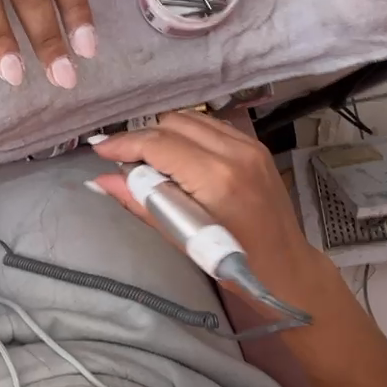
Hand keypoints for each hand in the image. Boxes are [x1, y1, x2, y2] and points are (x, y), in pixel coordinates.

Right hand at [89, 113, 335, 309]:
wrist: (287, 267)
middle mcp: (235, 152)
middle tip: (122, 161)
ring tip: (147, 158)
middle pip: (172, 124)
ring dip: (163, 133)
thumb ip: (142, 203)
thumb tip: (101, 181)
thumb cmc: (234, 263)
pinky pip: (208, 125)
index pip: (159, 144)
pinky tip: (175, 156)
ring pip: (190, 119)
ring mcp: (249, 145)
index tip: (99, 150)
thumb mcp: (182, 239)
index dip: (124, 144)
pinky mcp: (255, 146)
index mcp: (217, 178)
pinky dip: (185, 134)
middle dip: (141, 138)